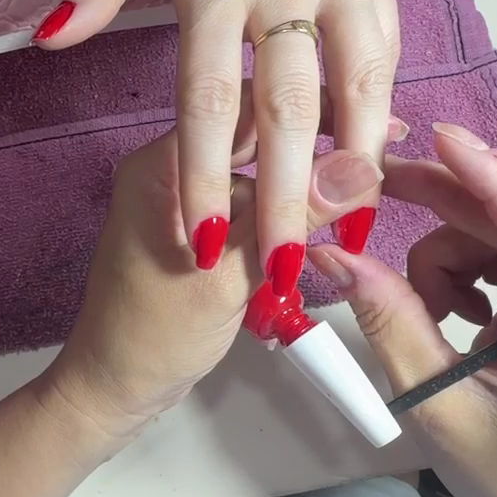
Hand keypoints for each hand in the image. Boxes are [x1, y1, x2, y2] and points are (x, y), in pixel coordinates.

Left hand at [37, 0, 395, 292]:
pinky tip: (376, 155)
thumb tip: (50, 39)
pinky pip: (387, 46)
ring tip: (344, 237)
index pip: (208, 102)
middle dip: (286, 203)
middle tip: (284, 276)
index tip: (203, 244)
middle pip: (287, 115)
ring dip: (352, 172)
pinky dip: (384, 107)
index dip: (204, 179)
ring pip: (357, 88)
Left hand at [42, 111, 381, 443]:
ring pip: (257, 179)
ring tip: (358, 207)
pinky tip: (320, 233)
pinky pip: (247, 211)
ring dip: (300, 194)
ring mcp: (183, 202)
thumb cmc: (154, 334)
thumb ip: (292, 218)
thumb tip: (362, 165)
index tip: (378, 121)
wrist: (113, 386)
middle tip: (382, 166)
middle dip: (313, 159)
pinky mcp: (196, 232)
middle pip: (254, 145)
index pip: (241, 111)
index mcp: (160, 164)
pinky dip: (280, 221)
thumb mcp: (227, 278)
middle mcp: (170, 170)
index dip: (310, 110)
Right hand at [306, 124, 496, 496]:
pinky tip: (471, 304)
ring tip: (436, 306)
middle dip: (461, 221)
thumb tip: (332, 251)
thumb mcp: (429, 399)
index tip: (451, 143)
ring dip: (470, 253)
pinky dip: (494, 261)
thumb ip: (389, 318)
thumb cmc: (490, 469)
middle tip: (389, 186)